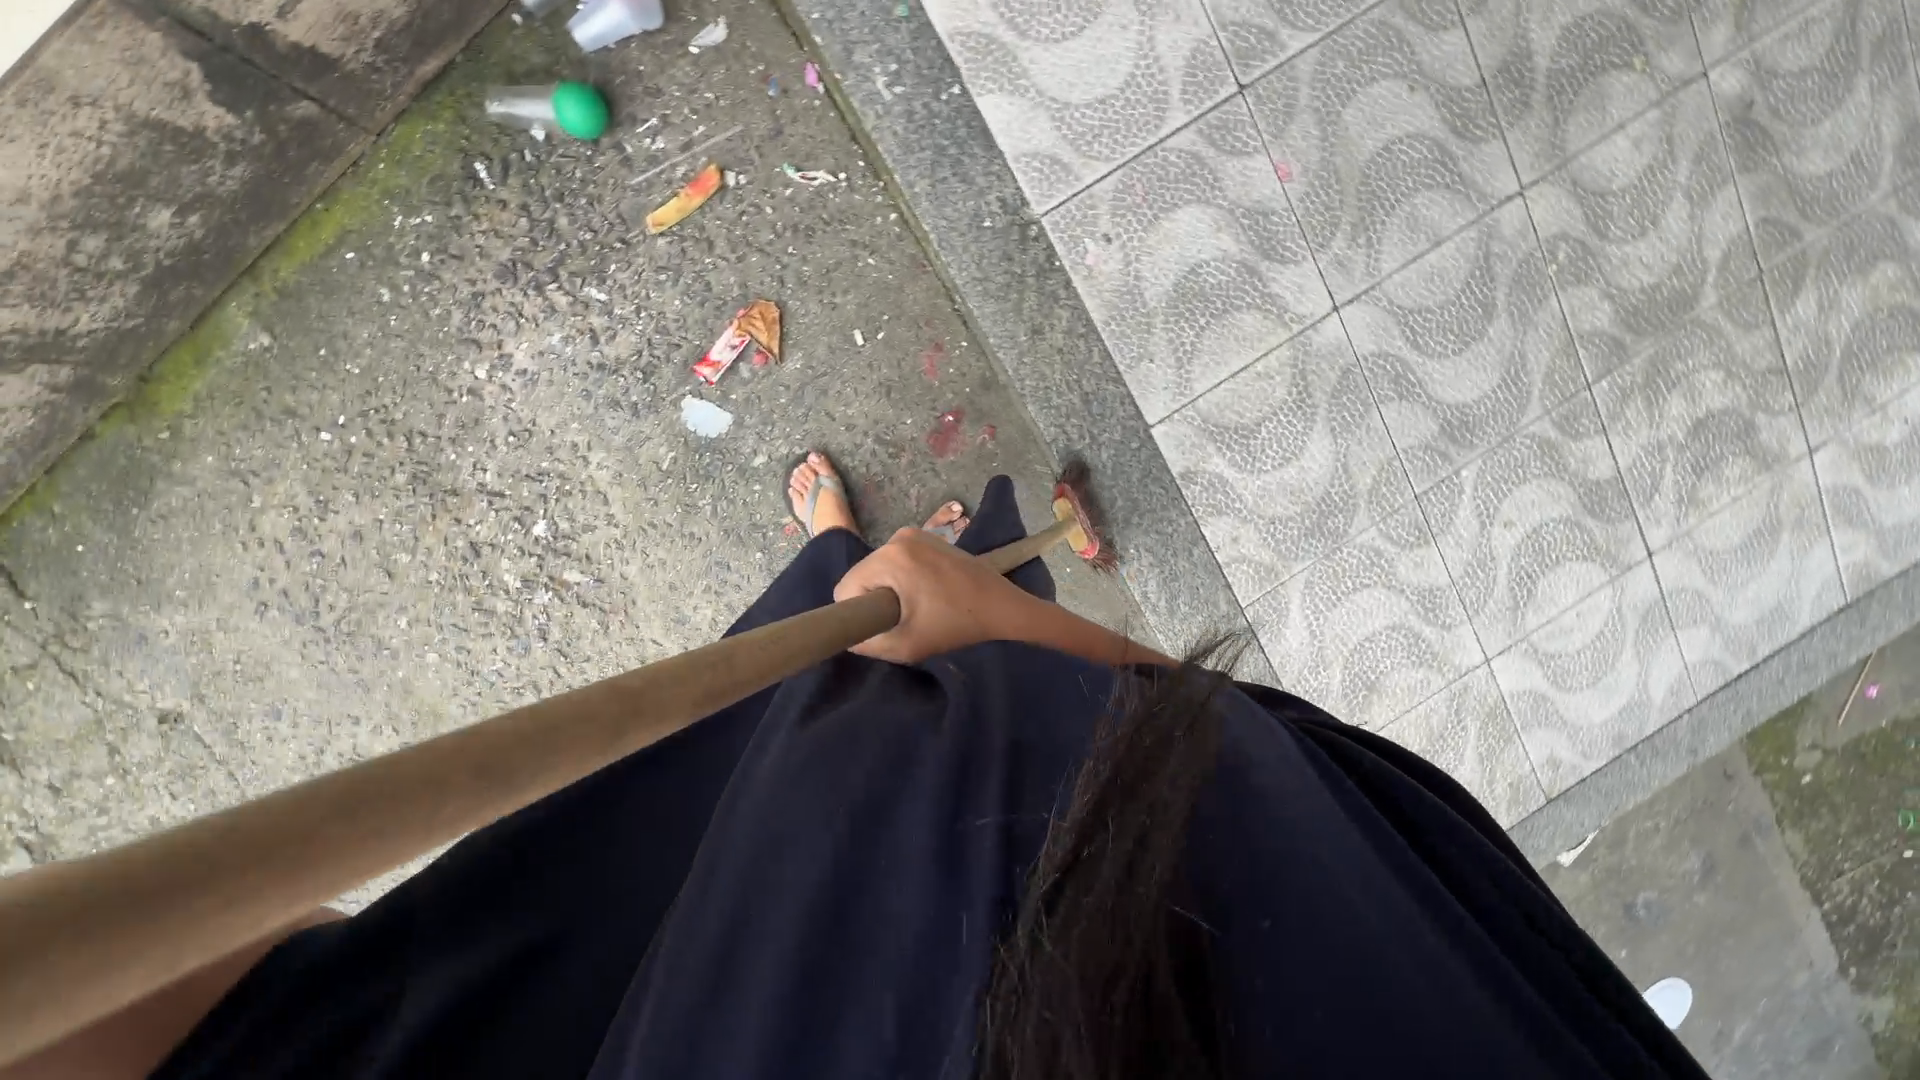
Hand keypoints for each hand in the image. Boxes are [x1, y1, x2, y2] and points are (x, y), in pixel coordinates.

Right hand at [833, 527, 1036, 662]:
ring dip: (890, 589)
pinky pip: (897, 561)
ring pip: (879, 569)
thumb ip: (868, 644)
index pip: (846, 587)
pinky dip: (903, 578)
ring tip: (919, 606)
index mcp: (891, 557)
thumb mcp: (906, 646)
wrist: (1001, 606)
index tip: (885, 625)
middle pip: (862, 575)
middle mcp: (898, 537)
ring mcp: (915, 533)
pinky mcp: (928, 536)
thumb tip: (849, 637)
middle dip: (875, 600)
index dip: (858, 613)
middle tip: (906, 618)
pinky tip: (927, 593)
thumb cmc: (956, 625)